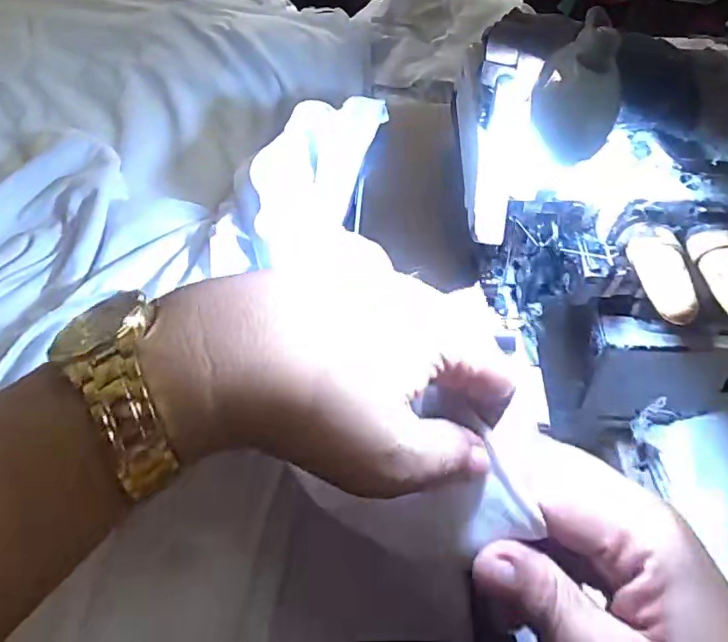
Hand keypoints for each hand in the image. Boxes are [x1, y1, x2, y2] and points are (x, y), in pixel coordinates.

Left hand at [140, 270, 515, 497]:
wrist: (229, 348)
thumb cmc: (319, 408)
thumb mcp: (388, 458)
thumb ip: (446, 459)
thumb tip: (480, 455)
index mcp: (445, 337)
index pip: (499, 371)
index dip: (497, 412)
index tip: (471, 441)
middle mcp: (423, 297)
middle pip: (465, 338)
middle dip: (462, 377)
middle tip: (432, 415)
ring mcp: (382, 276)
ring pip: (424, 312)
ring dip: (424, 345)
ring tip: (394, 380)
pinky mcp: (341, 269)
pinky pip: (385, 292)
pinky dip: (385, 316)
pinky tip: (354, 336)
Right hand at [471, 439, 727, 640]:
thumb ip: (552, 604)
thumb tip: (486, 553)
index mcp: (643, 525)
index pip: (557, 478)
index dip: (501, 484)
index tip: (448, 496)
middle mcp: (642, 514)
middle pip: (561, 483)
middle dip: (508, 503)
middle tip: (453, 528)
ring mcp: (643, 538)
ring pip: (568, 511)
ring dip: (521, 532)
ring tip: (471, 556)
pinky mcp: (641, 566)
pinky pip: (583, 544)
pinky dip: (546, 558)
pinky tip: (512, 580)